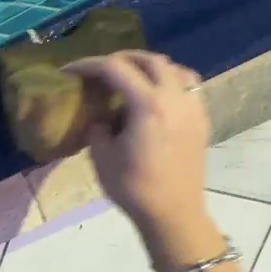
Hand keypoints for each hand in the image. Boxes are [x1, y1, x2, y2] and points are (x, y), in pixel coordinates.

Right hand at [61, 51, 210, 231]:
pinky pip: (187, 86)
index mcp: (148, 105)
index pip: (115, 68)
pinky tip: (153, 97)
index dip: (88, 65)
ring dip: (148, 67)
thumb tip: (101, 119)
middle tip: (99, 69)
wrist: (173, 213)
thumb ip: (99, 128)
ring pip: (174, 69)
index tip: (70, 71)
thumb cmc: (133, 187)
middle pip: (149, 60)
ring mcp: (193, 108)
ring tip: (129, 78)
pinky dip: (168, 81)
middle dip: (120, 58)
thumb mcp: (102, 156)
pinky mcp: (200, 120)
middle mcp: (175, 99)